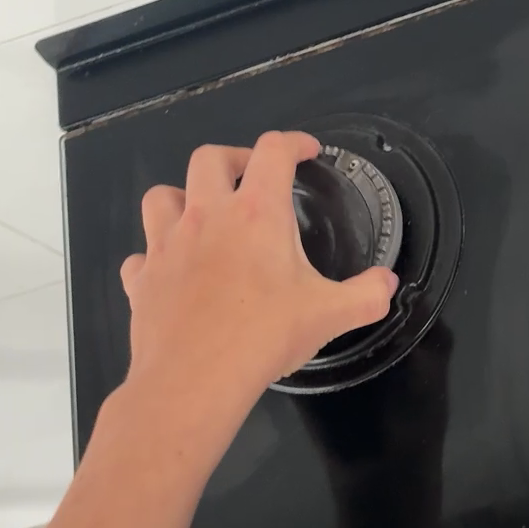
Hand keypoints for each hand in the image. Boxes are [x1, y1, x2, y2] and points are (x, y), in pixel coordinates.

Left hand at [118, 131, 398, 406]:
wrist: (191, 385)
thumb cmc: (263, 336)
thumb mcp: (331, 313)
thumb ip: (368, 293)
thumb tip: (387, 283)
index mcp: (258, 212)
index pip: (273, 149)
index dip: (294, 142)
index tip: (308, 153)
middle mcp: (208, 216)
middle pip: (209, 157)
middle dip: (234, 158)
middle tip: (254, 179)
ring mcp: (167, 246)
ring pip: (161, 196)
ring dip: (184, 197)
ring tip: (206, 216)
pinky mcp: (141, 281)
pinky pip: (141, 254)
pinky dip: (156, 254)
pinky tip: (175, 270)